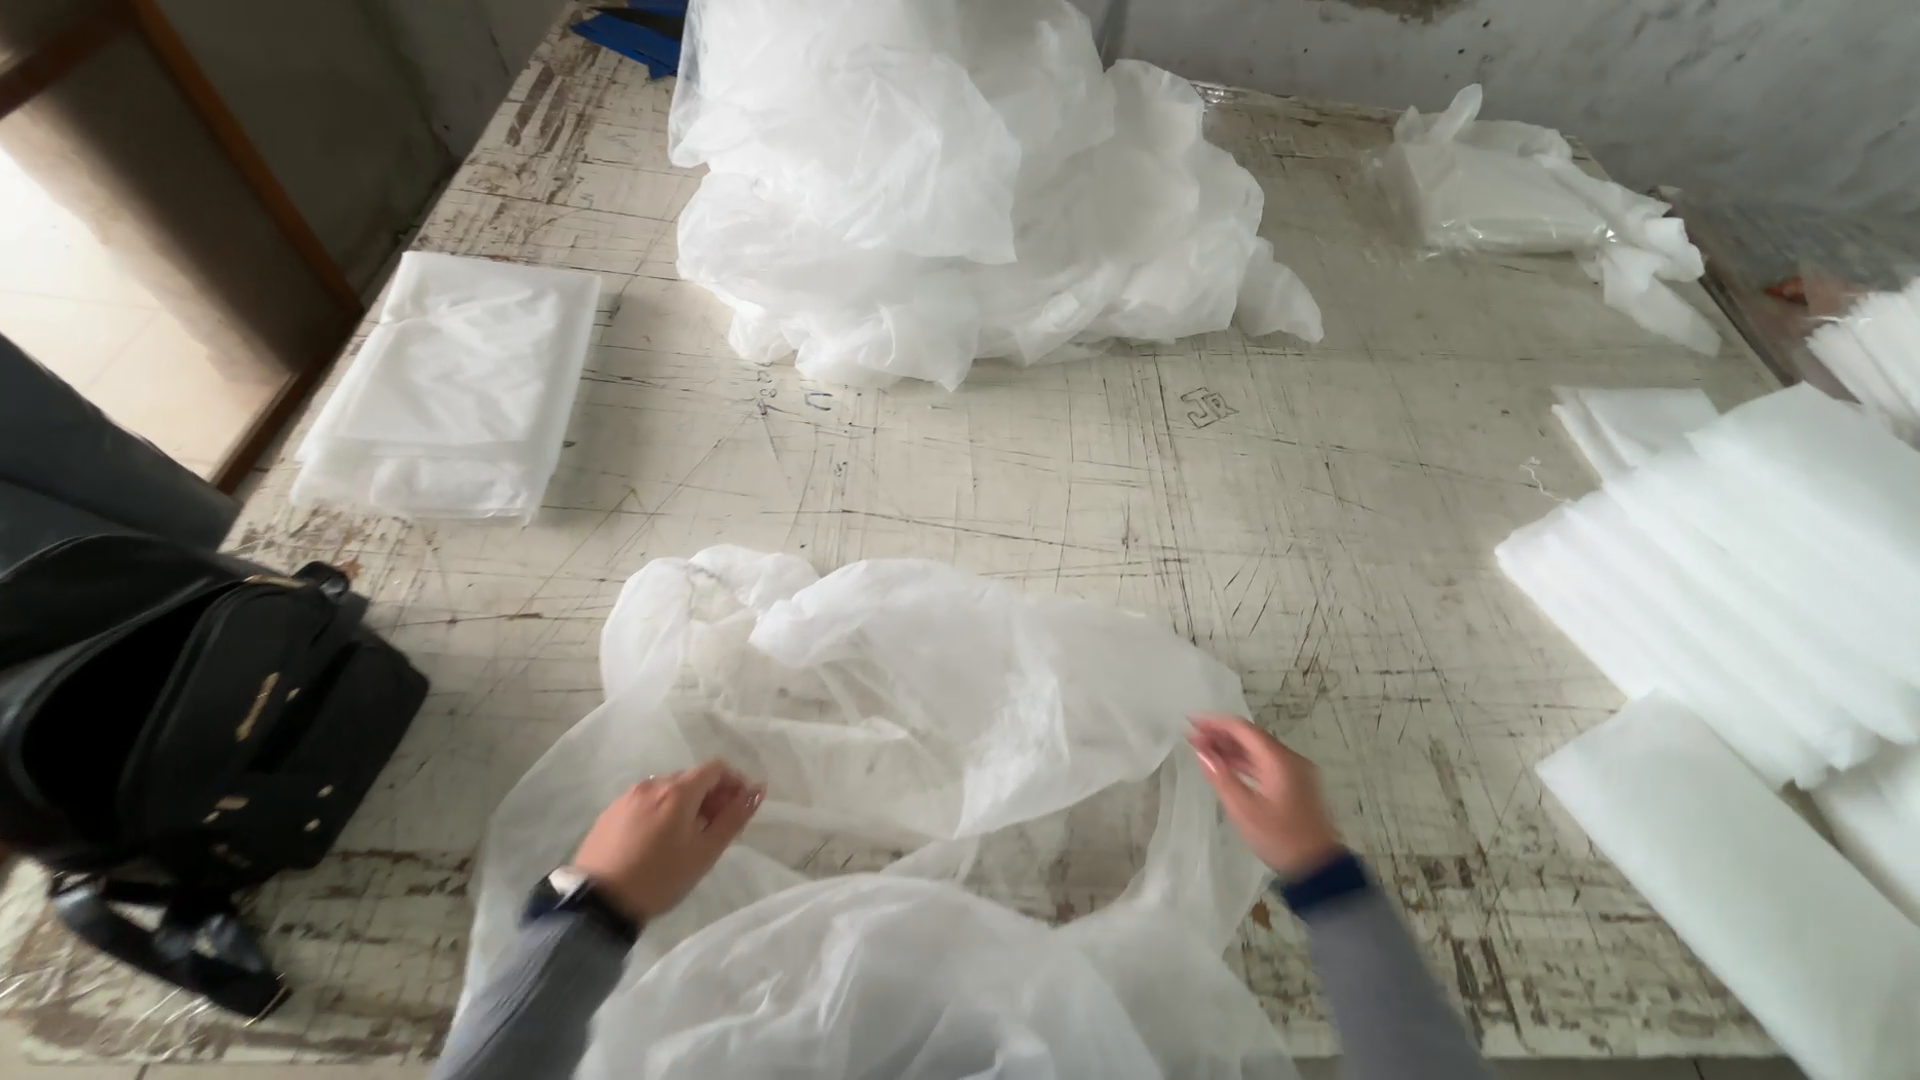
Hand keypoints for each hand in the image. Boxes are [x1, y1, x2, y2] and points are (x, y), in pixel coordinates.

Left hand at [570, 760, 764, 920]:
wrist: (596, 904)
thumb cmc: (660, 878)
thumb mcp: (704, 852)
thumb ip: (734, 818)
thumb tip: (758, 789)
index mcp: (678, 791)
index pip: (716, 768)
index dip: (734, 783)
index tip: (738, 809)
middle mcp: (653, 784)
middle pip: (692, 778)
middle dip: (711, 796)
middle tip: (715, 829)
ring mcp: (627, 797)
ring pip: (667, 790)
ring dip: (685, 804)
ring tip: (685, 838)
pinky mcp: (610, 813)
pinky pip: (645, 802)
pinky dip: (660, 812)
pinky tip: (656, 842)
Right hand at [1187, 714, 1344, 879]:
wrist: (1318, 868)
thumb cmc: (1279, 838)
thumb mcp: (1244, 809)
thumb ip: (1220, 776)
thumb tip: (1201, 751)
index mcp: (1279, 760)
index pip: (1243, 729)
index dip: (1215, 722)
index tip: (1191, 722)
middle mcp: (1290, 759)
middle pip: (1251, 736)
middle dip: (1221, 734)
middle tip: (1192, 736)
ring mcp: (1295, 771)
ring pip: (1258, 750)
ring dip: (1231, 747)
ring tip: (1203, 748)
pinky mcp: (1296, 784)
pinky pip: (1265, 763)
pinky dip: (1244, 761)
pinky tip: (1226, 764)